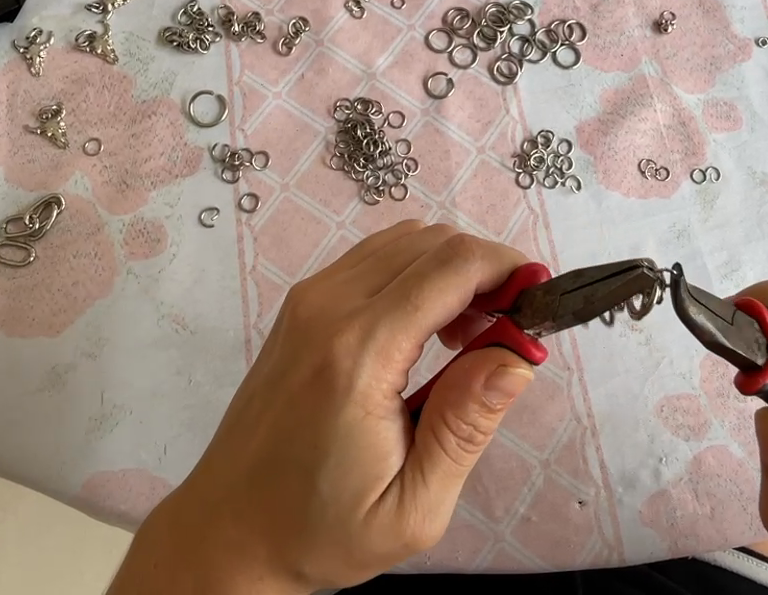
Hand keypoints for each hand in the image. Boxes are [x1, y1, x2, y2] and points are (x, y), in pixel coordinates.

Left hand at [114, 221, 534, 593]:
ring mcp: (312, 294)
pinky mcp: (305, 299)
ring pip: (408, 238)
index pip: (452, 266)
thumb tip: (518, 355)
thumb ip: (467, 425)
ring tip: (468, 332)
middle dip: (486, 269)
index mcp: (360, 352)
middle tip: (507, 329)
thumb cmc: (320, 529)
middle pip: (435, 241)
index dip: (508, 269)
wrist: (227, 527)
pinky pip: (379, 254)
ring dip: (452, 268)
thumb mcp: (411, 508)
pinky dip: (418, 269)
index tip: (539, 302)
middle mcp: (331, 303)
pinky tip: (425, 323)